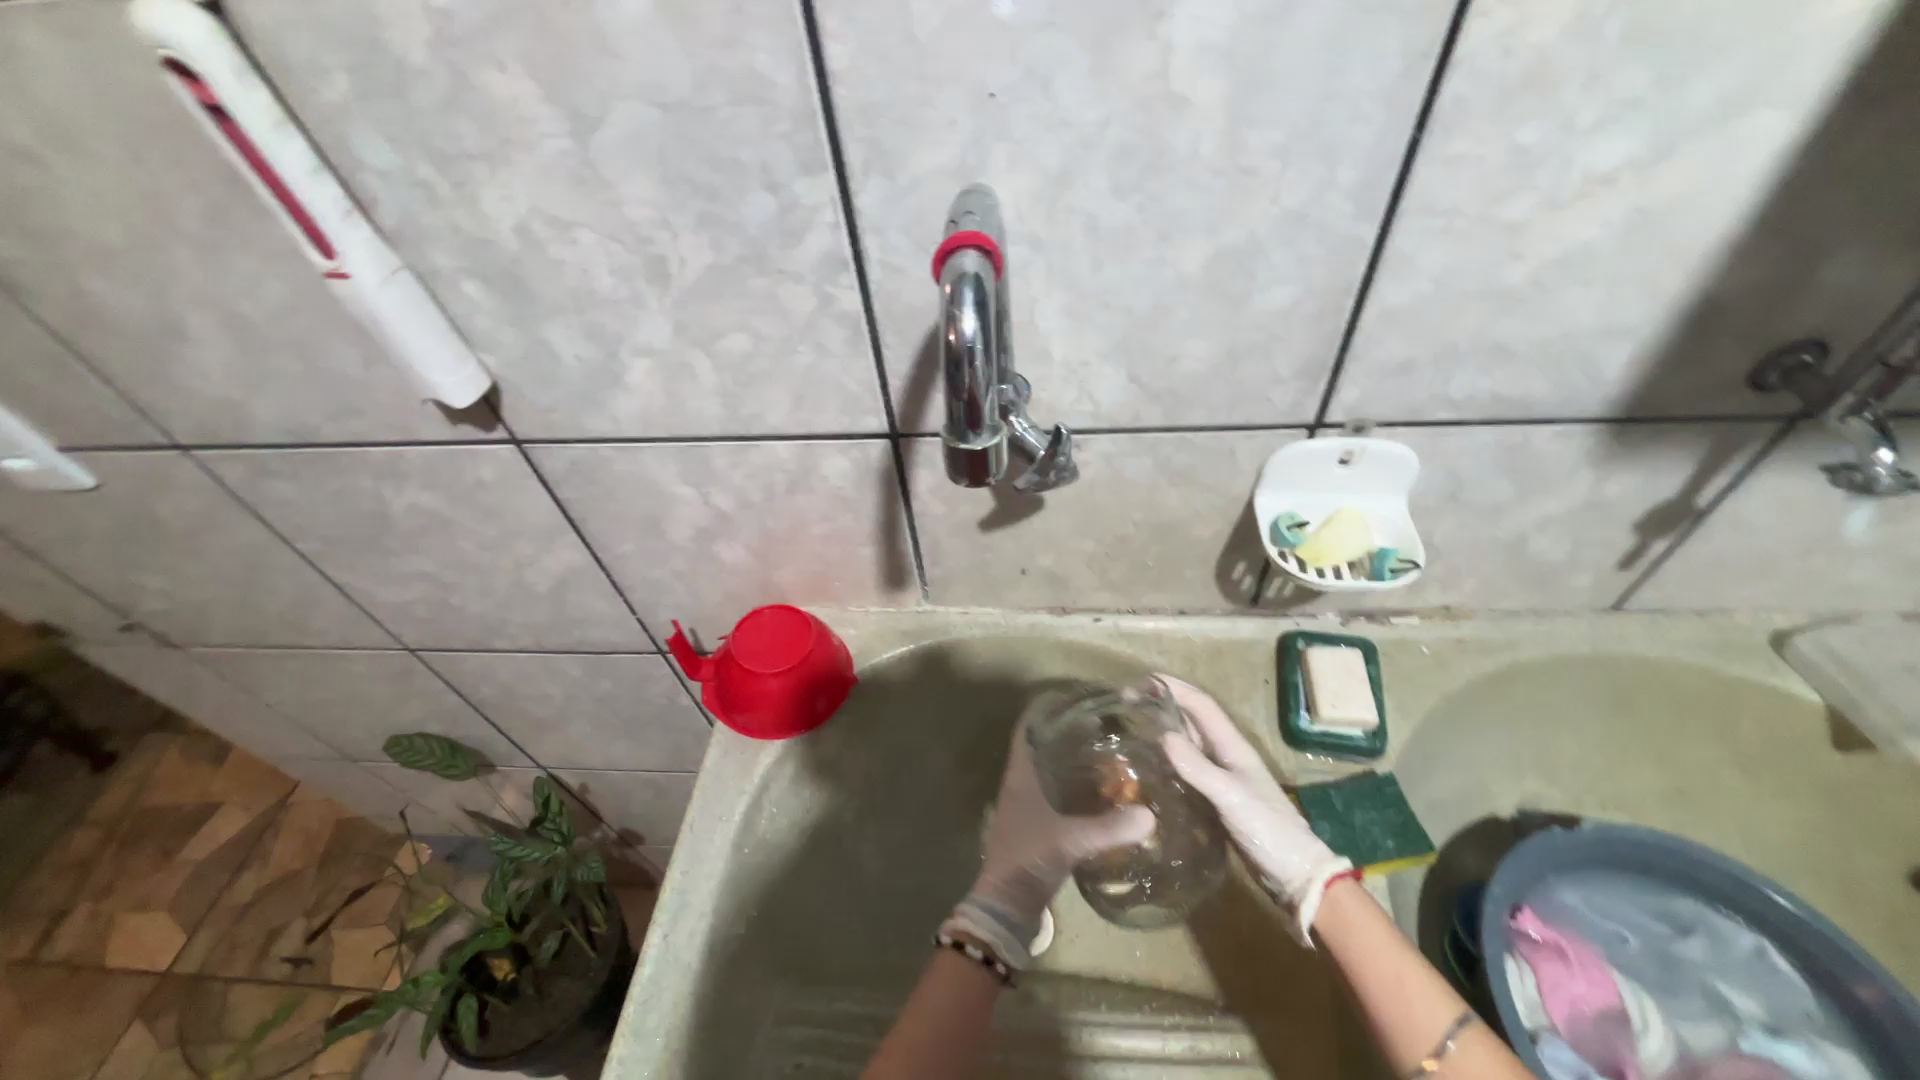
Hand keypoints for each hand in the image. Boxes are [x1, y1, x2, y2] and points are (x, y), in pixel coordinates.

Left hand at [945, 703, 1154, 969]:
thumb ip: (1110, 827)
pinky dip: (1075, 793)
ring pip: (1049, 775)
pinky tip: (1100, 797)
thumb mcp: (1071, 840)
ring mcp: (1026, 810)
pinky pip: (1057, 800)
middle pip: (1042, 749)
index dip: (1045, 711)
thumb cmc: (1028, 860)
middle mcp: (1020, 787)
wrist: (1006, 907)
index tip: (1075, 699)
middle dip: (1068, 736)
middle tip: (1103, 725)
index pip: (1027, 730)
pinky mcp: (1036, 830)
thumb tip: (1150, 814)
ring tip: (1106, 755)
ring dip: (1071, 764)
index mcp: (1020, 777)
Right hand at [1157, 674, 1351, 944]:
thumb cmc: (1268, 829)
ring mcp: (1222, 779)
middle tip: (1126, 705)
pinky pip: (1186, 772)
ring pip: (1188, 745)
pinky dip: (1167, 763)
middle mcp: (1226, 756)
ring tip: (1131, 731)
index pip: (1201, 705)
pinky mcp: (1215, 801)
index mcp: (1233, 747)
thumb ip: (1198, 767)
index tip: (1139, 682)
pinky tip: (1148, 770)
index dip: (1174, 688)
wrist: (1294, 873)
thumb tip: (1163, 735)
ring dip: (1162, 732)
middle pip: (1192, 720)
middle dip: (1163, 705)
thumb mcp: (1230, 796)